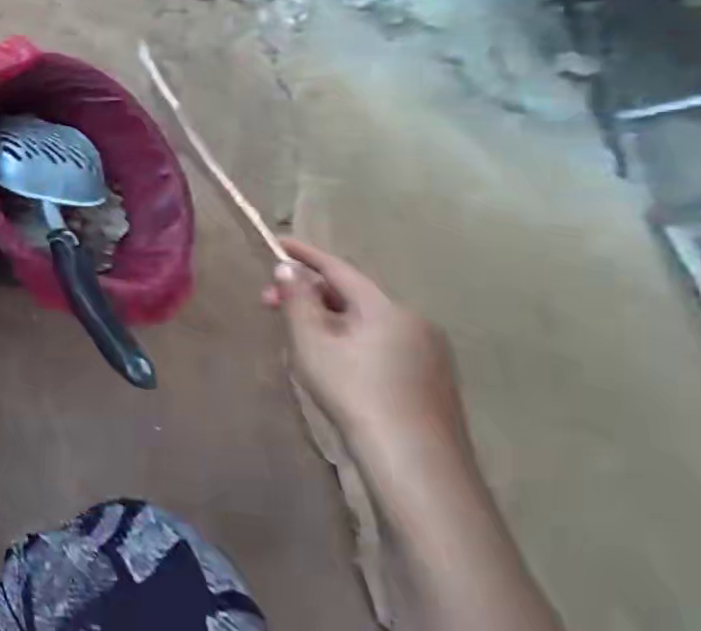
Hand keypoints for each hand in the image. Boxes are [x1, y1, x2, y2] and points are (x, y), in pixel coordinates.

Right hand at [264, 237, 466, 453]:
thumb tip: (289, 268)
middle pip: (353, 295)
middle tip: (269, 303)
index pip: (339, 269)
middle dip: (309, 293)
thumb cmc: (353, 389)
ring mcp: (429, 352)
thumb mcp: (310, 340)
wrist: (413, 458)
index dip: (305, 253)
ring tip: (295, 334)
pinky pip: (382, 341)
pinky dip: (350, 337)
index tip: (277, 241)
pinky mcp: (431, 378)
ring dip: (328, 317)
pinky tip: (331, 358)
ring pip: (366, 320)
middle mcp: (414, 321)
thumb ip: (297, 299)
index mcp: (387, 307)